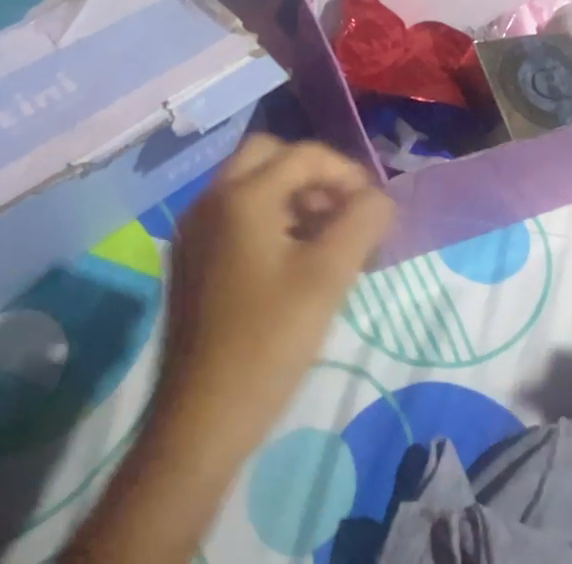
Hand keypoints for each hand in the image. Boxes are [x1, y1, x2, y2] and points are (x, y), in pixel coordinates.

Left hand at [158, 135, 394, 427]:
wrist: (203, 417)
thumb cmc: (270, 341)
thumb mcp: (330, 275)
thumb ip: (364, 221)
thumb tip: (380, 199)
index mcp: (241, 197)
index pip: (304, 155)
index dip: (348, 174)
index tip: (376, 210)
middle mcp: (209, 201)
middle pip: (269, 157)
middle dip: (314, 177)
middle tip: (344, 214)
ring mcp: (194, 231)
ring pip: (250, 186)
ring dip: (292, 197)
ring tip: (328, 241)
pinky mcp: (191, 261)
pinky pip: (235, 217)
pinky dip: (269, 220)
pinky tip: (294, 263)